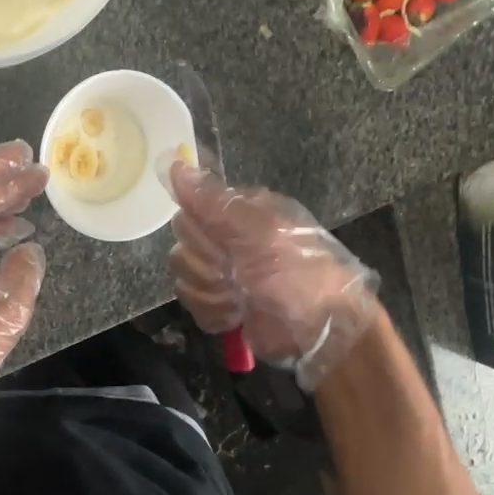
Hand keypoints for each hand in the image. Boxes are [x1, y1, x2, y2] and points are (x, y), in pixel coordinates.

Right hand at [169, 163, 378, 390]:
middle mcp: (227, 241)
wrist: (320, 329)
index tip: (222, 244)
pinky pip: (193, 306)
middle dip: (207, 268)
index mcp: (240, 214)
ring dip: (213, 295)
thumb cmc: (297, 273)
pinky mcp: (220, 305)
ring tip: (243, 300)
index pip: (188, 213)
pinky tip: (238, 317)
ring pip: (185, 280)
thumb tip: (174, 165)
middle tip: (237, 274)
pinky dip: (216, 315)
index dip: (200, 233)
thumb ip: (213, 202)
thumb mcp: (259, 231)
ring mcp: (223, 275)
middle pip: (181, 248)